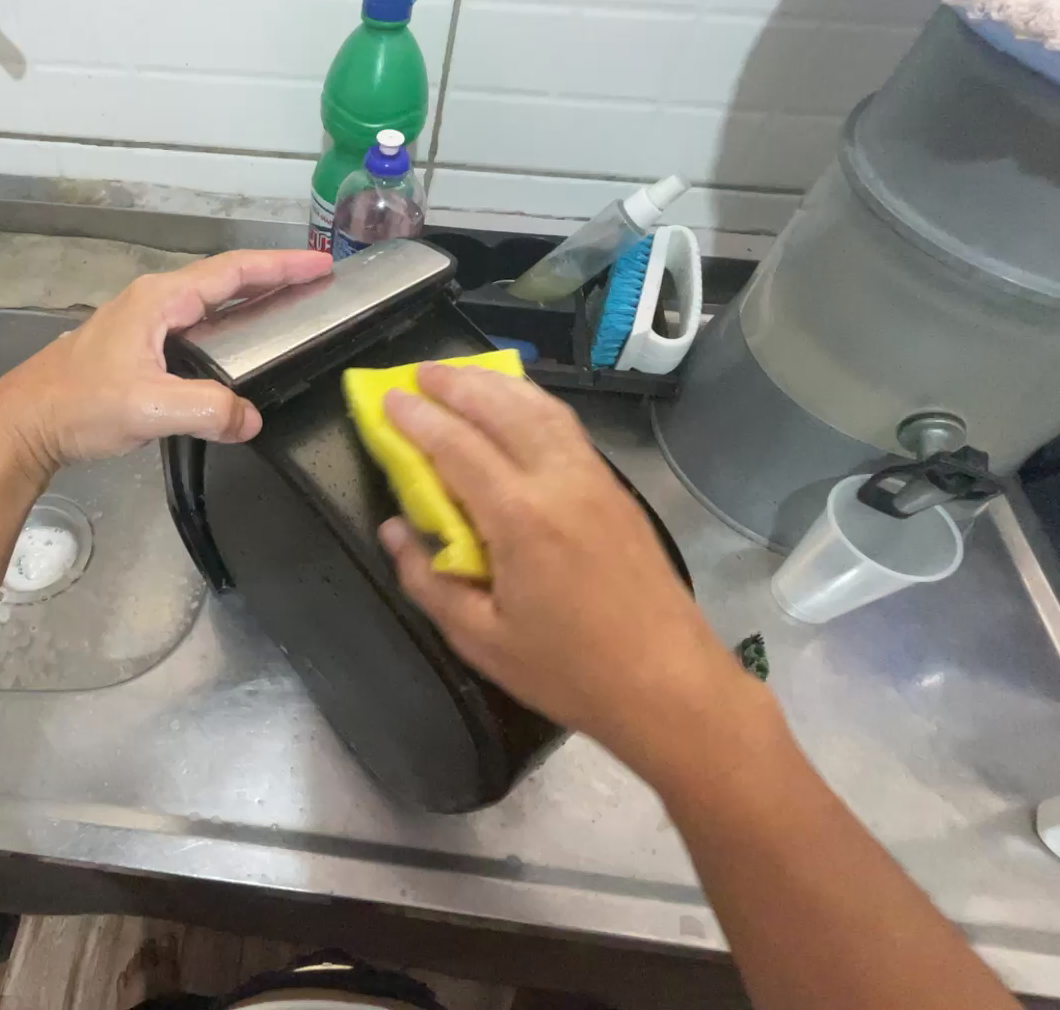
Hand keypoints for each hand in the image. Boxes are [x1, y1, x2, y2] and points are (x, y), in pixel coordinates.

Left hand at [0, 249, 331, 475]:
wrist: (26, 423)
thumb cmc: (81, 406)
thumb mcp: (149, 407)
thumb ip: (207, 410)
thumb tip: (251, 419)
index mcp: (161, 300)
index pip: (233, 273)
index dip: (280, 266)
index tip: (321, 265)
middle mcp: (155, 302)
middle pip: (226, 281)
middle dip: (273, 279)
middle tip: (316, 286)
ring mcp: (145, 325)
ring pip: (210, 305)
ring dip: (251, 303)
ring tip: (288, 312)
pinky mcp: (140, 349)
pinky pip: (197, 330)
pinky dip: (228, 330)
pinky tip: (239, 353)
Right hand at [376, 364, 758, 786]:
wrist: (671, 687)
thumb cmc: (568, 671)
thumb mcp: (479, 639)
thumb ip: (427, 580)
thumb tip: (394, 529)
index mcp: (521, 518)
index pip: (457, 446)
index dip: (417, 418)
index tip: (388, 398)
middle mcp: (560, 482)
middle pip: (502, 409)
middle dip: (457, 383)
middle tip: (419, 373)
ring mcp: (595, 481)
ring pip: (541, 409)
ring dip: (496, 384)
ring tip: (462, 376)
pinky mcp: (616, 491)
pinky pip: (566, 427)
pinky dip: (532, 404)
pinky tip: (517, 408)